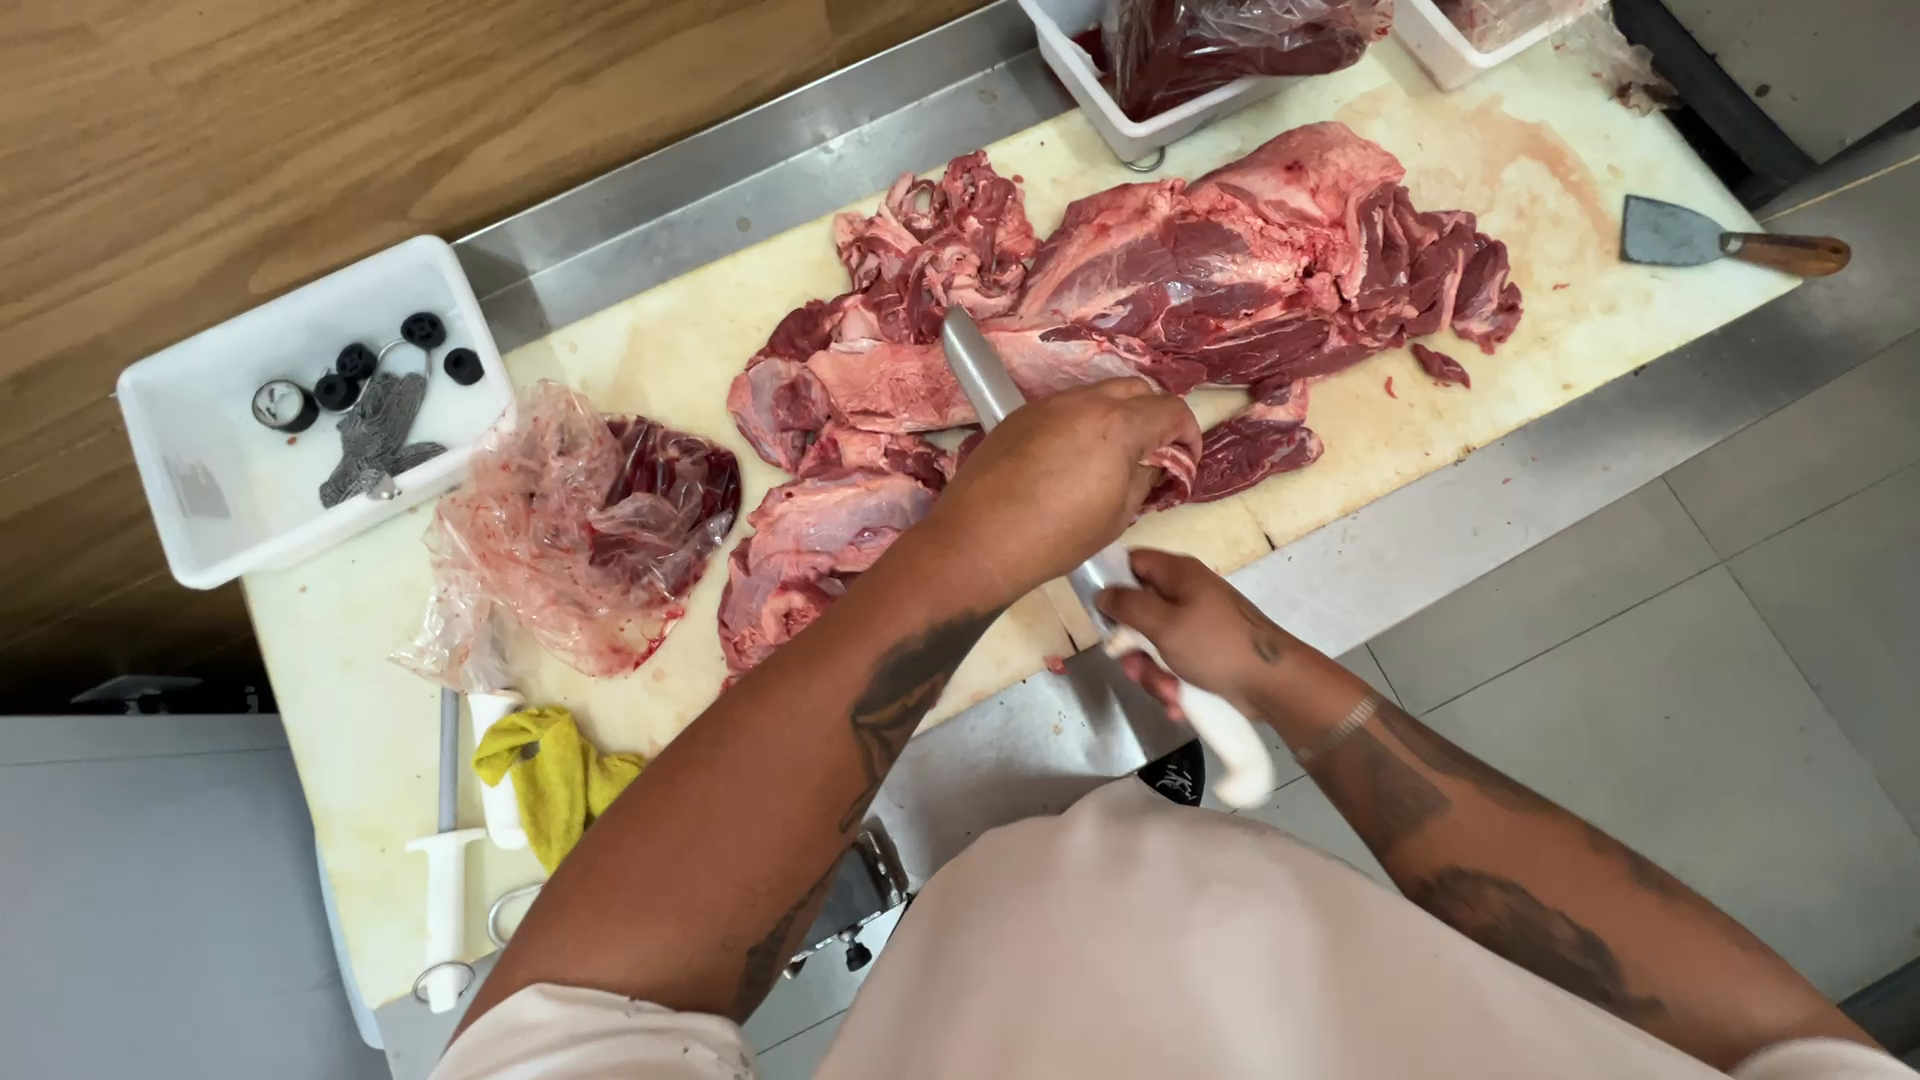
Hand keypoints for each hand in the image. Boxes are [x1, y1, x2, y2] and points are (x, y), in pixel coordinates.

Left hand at [916, 379, 1201, 602]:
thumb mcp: (1116, 516)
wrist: (978, 540)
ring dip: (1115, 416)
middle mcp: (1082, 403)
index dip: (1187, 434)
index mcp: (1116, 425)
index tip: (1183, 460)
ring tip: (1110, 457)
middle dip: (1152, 416)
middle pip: (1135, 389)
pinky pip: (1062, 408)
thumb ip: (1144, 478)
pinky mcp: (1018, 416)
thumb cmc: (1054, 538)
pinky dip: (1080, 423)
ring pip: (1096, 395)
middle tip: (1151, 453)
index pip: (1170, 409)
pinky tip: (1069, 459)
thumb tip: (1152, 462)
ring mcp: (1046, 405)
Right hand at [1096, 549, 1292, 709]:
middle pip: (1138, 612)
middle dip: (1133, 647)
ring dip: (1152, 673)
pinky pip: (1174, 663)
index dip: (1112, 583)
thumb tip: (1102, 593)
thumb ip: (1127, 606)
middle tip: (1133, 667)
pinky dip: (1172, 683)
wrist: (1273, 684)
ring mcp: (1196, 625)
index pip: (1131, 562)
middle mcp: (1186, 594)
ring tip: (1167, 692)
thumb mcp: (1163, 624)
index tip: (1102, 613)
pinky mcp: (1205, 653)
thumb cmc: (1215, 645)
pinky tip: (1178, 701)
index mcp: (1177, 574)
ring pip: (1153, 645)